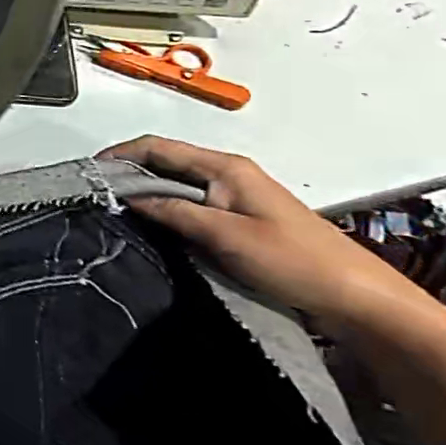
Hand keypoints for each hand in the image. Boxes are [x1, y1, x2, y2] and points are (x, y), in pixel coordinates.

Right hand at [100, 136, 433, 333]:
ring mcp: (235, 193)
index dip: (121, 154)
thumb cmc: (291, 261)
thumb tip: (128, 198)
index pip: (159, 147)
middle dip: (128, 171)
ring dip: (146, 190)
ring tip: (114, 210)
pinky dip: (166, 206)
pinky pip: (192, 201)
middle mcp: (227, 172)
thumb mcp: (225, 237)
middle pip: (166, 161)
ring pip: (177, 182)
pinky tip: (152, 225)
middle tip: (96, 194)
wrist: (356, 296)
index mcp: (224, 167)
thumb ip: (175, 212)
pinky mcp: (240, 215)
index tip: (90, 172)